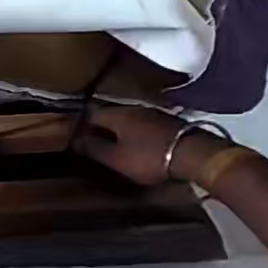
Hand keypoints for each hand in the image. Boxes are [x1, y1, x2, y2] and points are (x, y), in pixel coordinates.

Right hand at [74, 103, 232, 185]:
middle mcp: (133, 108)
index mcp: (117, 114)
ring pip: (127, 118)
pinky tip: (135, 142)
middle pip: (109, 114)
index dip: (79, 124)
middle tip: (90, 140)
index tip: (73, 135)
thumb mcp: (117, 158)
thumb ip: (94, 148)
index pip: (90, 113)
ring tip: (111, 142)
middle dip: (98, 125)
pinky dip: (133, 131)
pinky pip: (141, 123)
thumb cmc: (150, 157)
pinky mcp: (167, 121)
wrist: (194, 154)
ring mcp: (152, 113)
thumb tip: (74, 139)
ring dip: (117, 128)